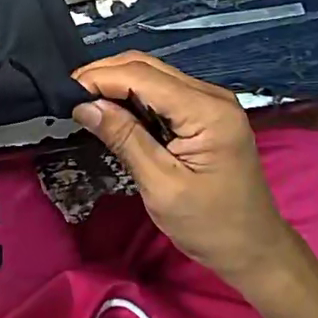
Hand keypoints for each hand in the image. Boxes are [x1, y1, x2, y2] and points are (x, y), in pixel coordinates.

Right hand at [71, 51, 303, 290]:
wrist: (254, 250)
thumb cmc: (210, 224)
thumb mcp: (161, 185)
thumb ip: (124, 138)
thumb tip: (83, 106)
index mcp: (207, 112)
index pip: (142, 76)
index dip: (99, 78)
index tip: (64, 92)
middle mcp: (211, 96)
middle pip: (145, 66)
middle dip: (103, 75)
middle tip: (68, 96)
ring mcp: (208, 102)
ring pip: (150, 73)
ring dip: (113, 82)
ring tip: (82, 101)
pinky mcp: (202, 113)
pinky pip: (158, 90)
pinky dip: (128, 93)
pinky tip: (109, 108)